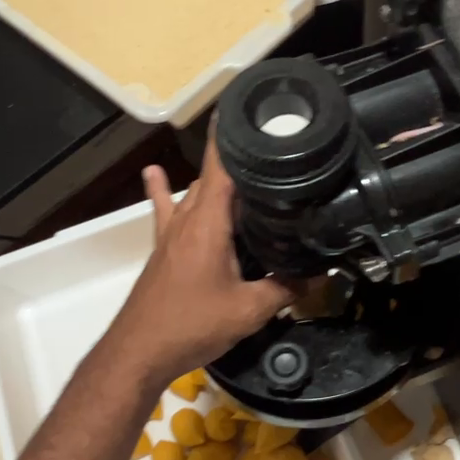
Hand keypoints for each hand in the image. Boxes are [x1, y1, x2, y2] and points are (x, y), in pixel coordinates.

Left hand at [92, 134, 296, 387]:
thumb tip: (320, 275)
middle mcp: (188, 218)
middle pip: (214, 176)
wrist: (139, 351)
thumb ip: (286, 289)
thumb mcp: (250, 310)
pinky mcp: (164, 249)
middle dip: (240, 159)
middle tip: (273, 150)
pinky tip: (155, 173)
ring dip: (216, 180)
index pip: (222, 166)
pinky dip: (166, 191)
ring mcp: (172, 233)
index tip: (250, 108)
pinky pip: (169, 210)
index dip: (235, 135)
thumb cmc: (192, 325)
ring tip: (245, 169)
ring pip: (195, 192)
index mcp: (209, 222)